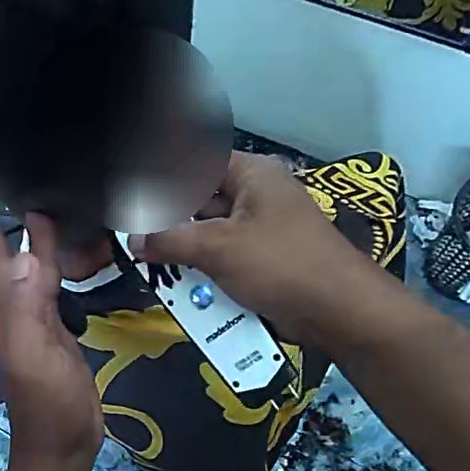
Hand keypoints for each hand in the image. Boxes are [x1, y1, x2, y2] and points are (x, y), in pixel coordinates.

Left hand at [0, 213, 102, 466]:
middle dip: (15, 234)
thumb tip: (23, 252)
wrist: (64, 445)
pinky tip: (65, 272)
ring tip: (46, 225)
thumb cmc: (48, 402)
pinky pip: (56, 298)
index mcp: (10, 313)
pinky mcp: (62, 341)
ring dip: (37, 252)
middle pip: (16, 266)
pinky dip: (60, 278)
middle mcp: (21, 316)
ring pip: (36, 280)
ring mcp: (41, 329)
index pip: (2, 263)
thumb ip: (27, 304)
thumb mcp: (33, 350)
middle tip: (26, 201)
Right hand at [132, 152, 395, 347]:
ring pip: (207, 233)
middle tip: (131, 230)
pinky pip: (222, 259)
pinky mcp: (261, 263)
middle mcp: (255, 197)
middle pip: (199, 198)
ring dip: (180, 247)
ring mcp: (259, 232)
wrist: (337, 311)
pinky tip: (175, 280)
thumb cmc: (280, 264)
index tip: (134, 192)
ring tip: (145, 257)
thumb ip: (170, 240)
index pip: (198, 159)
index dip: (165, 172)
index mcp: (251, 176)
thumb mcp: (219, 248)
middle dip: (166, 216)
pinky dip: (200, 268)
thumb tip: (132, 238)